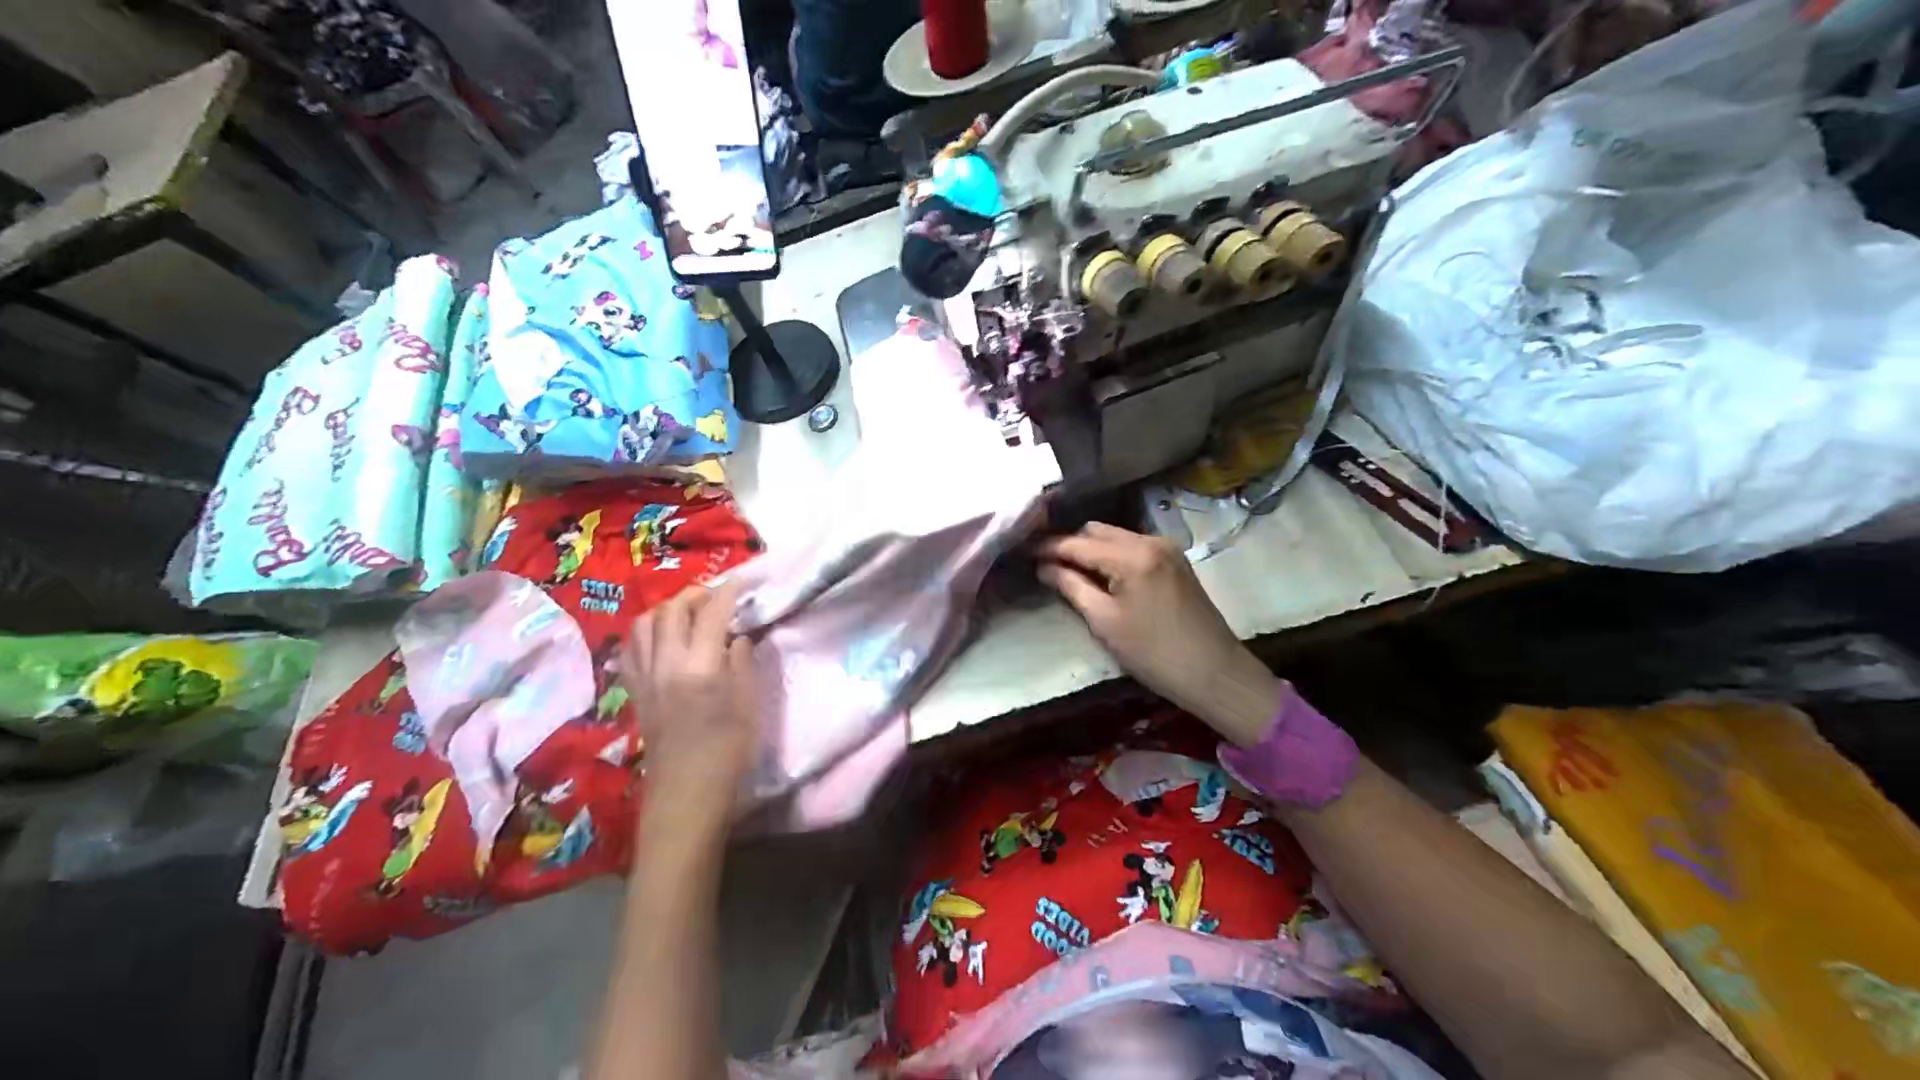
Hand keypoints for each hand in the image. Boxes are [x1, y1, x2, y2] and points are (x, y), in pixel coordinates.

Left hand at [620, 580, 759, 822]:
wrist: (686, 795)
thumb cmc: (729, 753)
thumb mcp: (749, 706)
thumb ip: (742, 664)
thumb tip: (737, 637)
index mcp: (700, 667)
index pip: (712, 612)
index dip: (729, 591)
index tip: (743, 581)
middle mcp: (666, 664)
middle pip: (672, 610)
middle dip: (696, 593)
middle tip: (717, 595)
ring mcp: (644, 677)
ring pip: (645, 623)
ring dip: (667, 608)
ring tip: (688, 611)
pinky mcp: (634, 691)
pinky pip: (631, 648)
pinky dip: (646, 632)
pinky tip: (662, 637)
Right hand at [1036, 523, 1281, 745]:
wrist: (1214, 673)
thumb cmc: (1153, 653)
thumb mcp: (1104, 622)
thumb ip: (1071, 587)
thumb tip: (1044, 567)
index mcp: (1132, 556)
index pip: (1078, 543)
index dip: (1048, 547)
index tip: (1023, 552)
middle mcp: (1150, 541)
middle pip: (1097, 531)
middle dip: (1070, 544)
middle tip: (1045, 564)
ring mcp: (1167, 549)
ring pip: (1116, 537)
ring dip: (1091, 549)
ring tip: (1069, 571)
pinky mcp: (1175, 561)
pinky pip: (1133, 547)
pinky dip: (1113, 555)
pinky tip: (1101, 575)